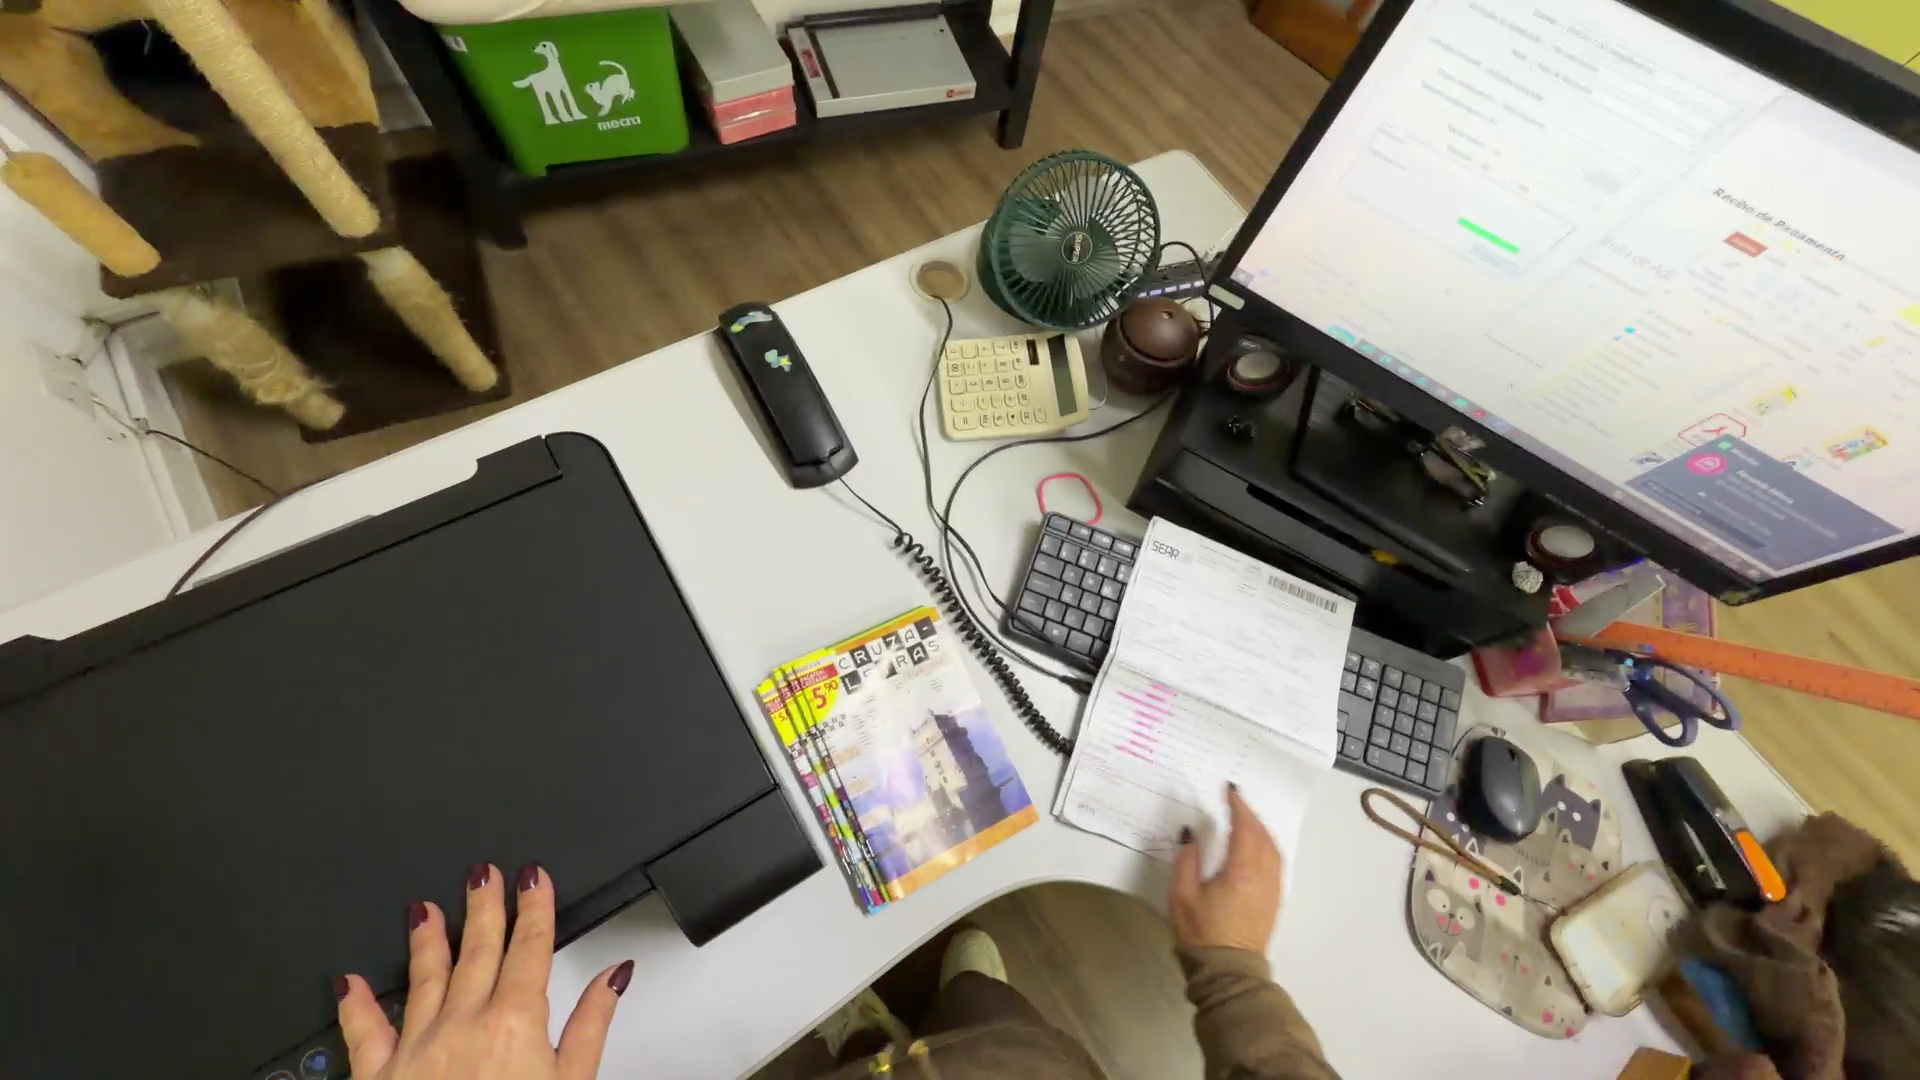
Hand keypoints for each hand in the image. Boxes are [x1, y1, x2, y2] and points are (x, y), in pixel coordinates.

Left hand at [334, 864, 632, 1079]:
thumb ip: (592, 1024)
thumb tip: (615, 975)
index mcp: (514, 1022)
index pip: (529, 946)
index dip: (534, 906)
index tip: (533, 877)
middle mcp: (462, 1027)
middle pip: (477, 951)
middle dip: (483, 906)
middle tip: (482, 871)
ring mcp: (415, 1053)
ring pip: (423, 980)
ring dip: (426, 940)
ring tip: (423, 909)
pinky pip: (362, 1037)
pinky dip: (355, 1007)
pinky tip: (347, 983)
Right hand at [1171, 785, 1282, 953]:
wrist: (1228, 972)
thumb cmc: (1202, 931)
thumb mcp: (1183, 894)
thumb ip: (1187, 859)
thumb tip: (1190, 832)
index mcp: (1241, 872)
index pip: (1245, 829)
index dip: (1238, 807)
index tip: (1229, 789)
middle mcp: (1263, 877)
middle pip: (1263, 836)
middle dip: (1250, 814)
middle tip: (1234, 799)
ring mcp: (1272, 889)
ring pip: (1273, 849)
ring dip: (1261, 828)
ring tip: (1245, 817)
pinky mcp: (1273, 900)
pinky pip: (1275, 862)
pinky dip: (1266, 844)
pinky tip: (1255, 843)